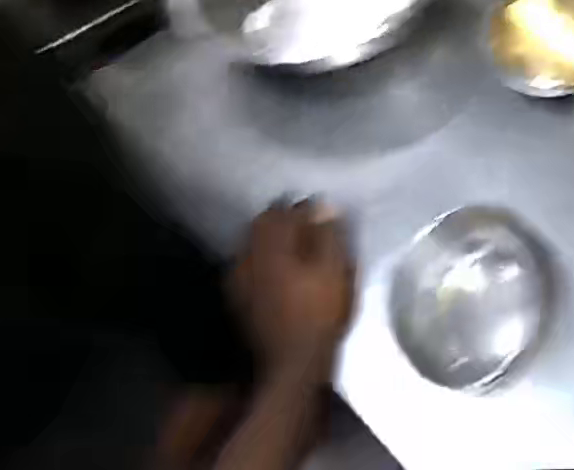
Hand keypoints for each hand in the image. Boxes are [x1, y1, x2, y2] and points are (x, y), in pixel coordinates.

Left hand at [229, 199, 355, 381]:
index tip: (316, 209)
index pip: (282, 212)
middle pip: (261, 224)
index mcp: (274, 248)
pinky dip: (257, 260)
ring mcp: (240, 283)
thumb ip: (329, 235)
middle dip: (279, 217)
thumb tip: (322, 206)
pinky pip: (243, 267)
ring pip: (249, 244)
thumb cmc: (320, 314)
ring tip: (287, 242)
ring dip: (266, 236)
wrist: (293, 368)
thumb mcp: (335, 271)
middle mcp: (251, 259)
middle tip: (300, 221)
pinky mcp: (238, 304)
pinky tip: (270, 269)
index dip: (301, 207)